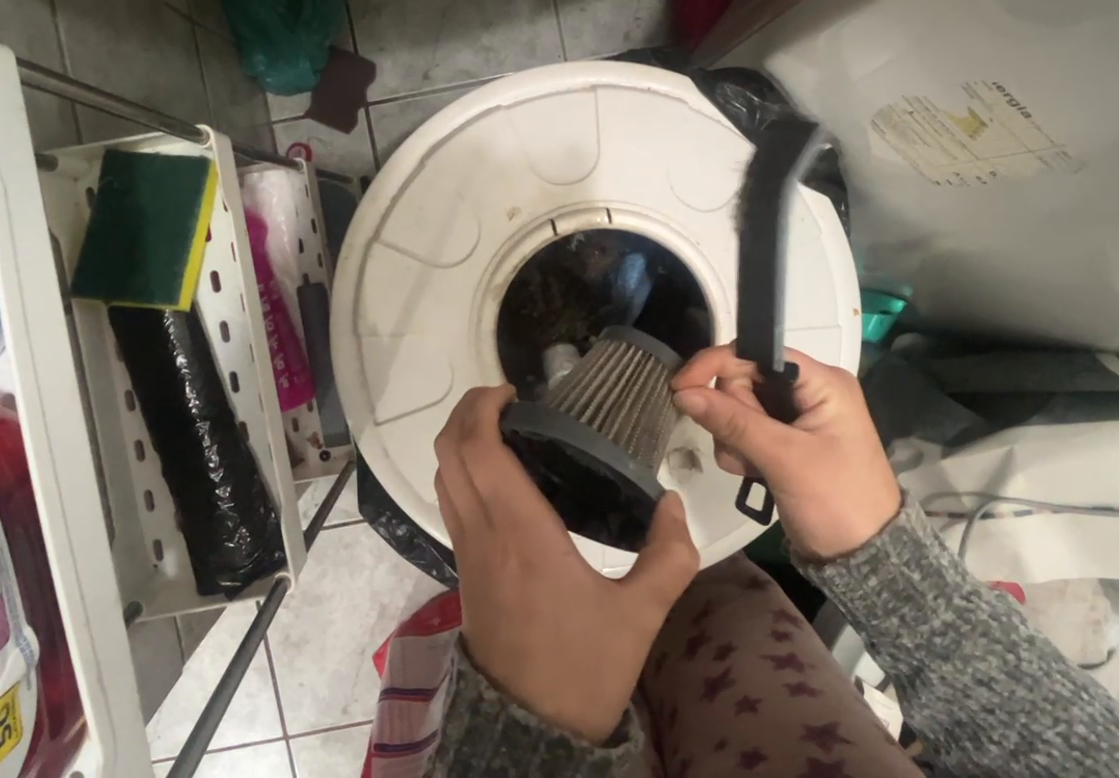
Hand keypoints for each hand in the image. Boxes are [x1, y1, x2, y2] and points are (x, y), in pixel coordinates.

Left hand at [433, 385, 699, 743]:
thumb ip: (668, 555)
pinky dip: (463, 468)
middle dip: (467, 411)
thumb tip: (673, 505)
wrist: (532, 728)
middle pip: (449, 451)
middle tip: (508, 400)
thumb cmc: (583, 667)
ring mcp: (466, 550)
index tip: (513, 391)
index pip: (479, 450)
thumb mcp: (641, 615)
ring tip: (504, 428)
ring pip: (444, 474)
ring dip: (461, 439)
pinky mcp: (464, 567)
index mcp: (520, 532)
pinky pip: (451, 499)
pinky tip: (502, 474)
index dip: (483, 408)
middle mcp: (483, 532)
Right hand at [670, 346, 900, 559]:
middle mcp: (808, 391)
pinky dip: (737, 449)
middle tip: (744, 449)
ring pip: (737, 406)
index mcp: (821, 382)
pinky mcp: (784, 441)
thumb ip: (733, 422)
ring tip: (750, 468)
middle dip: (730, 414)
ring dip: (731, 437)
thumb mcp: (784, 459)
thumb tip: (682, 393)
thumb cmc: (837, 501)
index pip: (755, 352)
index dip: (715, 365)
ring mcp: (796, 417)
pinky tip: (751, 473)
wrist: (863, 559)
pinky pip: (743, 430)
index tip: (680, 388)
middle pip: (742, 380)